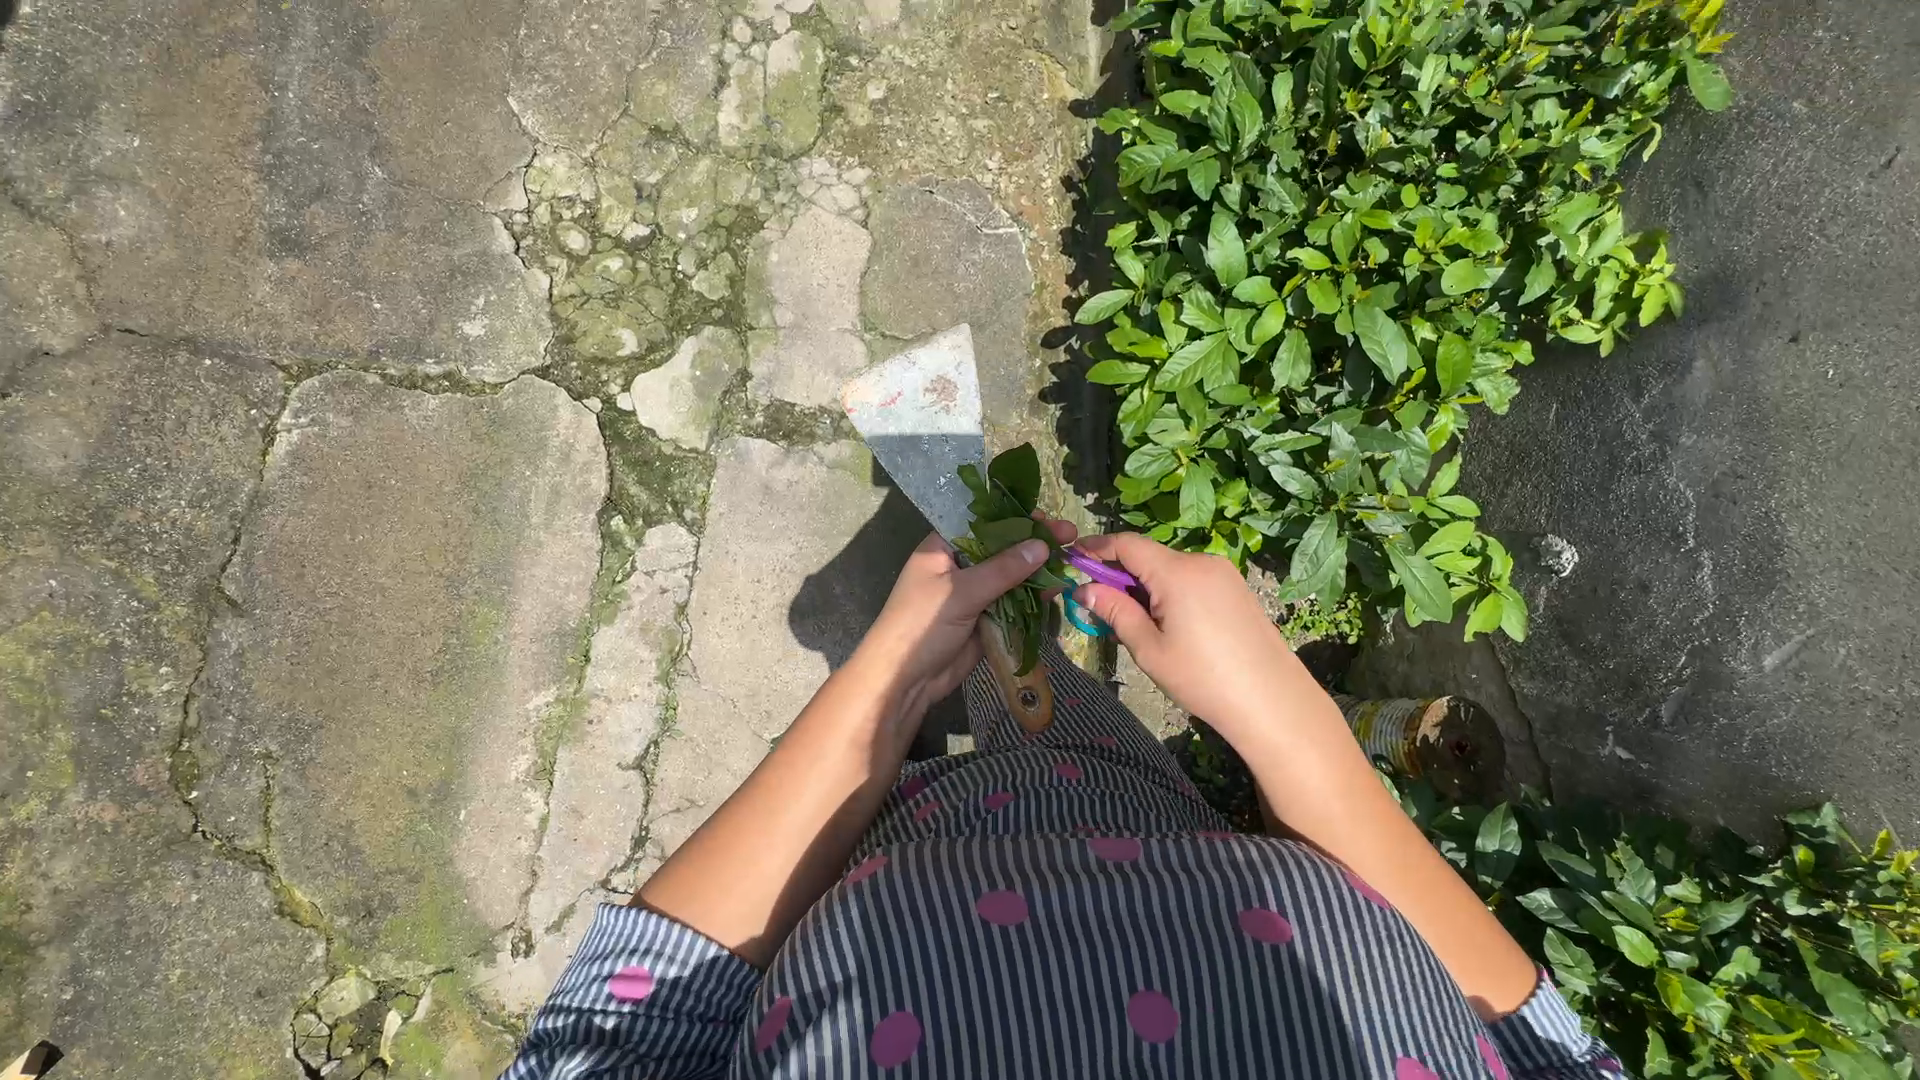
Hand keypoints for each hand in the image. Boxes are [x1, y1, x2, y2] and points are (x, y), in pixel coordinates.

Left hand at [849, 517, 1078, 721]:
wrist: (905, 680)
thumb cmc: (921, 625)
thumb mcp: (961, 591)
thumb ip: (1003, 569)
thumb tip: (1042, 546)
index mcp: (943, 548)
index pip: (983, 522)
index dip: (1016, 518)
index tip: (1046, 517)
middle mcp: (959, 566)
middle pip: (1002, 548)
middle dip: (1034, 543)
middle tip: (1070, 535)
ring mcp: (973, 594)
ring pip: (1011, 576)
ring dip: (1038, 570)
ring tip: (1071, 560)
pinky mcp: (985, 619)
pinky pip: (1013, 603)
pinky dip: (1034, 597)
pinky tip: (1057, 588)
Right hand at [1072, 532, 1306, 733]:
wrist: (1273, 701)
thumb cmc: (1203, 679)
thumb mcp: (1149, 649)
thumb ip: (1115, 612)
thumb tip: (1083, 589)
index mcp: (1176, 572)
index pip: (1126, 543)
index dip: (1096, 548)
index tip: (1072, 559)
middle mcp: (1201, 561)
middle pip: (1148, 555)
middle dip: (1119, 574)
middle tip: (1100, 606)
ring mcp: (1223, 573)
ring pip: (1170, 568)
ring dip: (1145, 585)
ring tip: (1137, 624)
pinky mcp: (1236, 588)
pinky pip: (1191, 579)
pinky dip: (1170, 591)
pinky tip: (1169, 625)